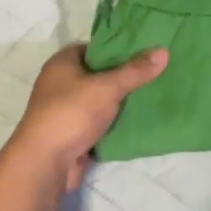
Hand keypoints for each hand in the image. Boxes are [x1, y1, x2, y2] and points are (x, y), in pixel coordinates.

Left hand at [9, 44, 168, 190]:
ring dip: (119, 102)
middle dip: (122, 76)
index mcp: (62, 63)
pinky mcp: (72, 133)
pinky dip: (113, 123)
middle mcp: (60, 83)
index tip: (144, 52)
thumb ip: (135, 71)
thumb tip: (163, 51)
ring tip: (151, 94)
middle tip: (153, 74)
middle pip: (97, 74)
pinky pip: (97, 123)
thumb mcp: (108, 87)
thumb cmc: (72, 113)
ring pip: (99, 100)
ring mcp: (65, 110)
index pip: (93, 48)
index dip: (117, 49)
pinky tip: (138, 120)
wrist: (46, 162)